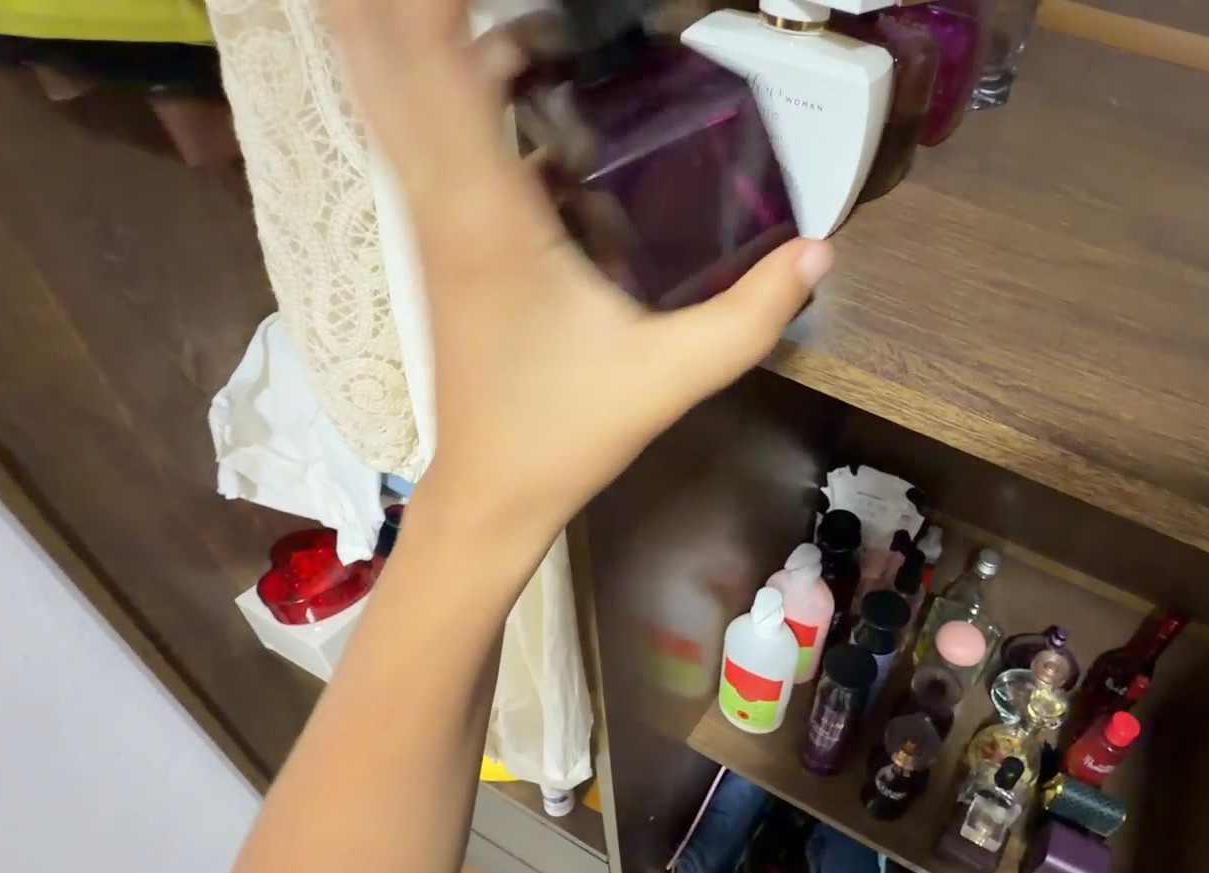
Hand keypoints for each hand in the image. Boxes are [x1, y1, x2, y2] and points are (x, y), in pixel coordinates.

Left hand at [324, 0, 832, 546]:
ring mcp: (430, 223)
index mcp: (492, 220)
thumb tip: (818, 251)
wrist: (492, 489)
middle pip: (389, 61)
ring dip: (410, 33)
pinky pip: (418, 138)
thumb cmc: (569, 432)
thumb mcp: (673, 376)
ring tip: (478, 14)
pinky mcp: (440, 245)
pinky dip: (432, 84)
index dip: (446, 8)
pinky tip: (493, 74)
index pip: (447, 69)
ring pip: (392, 94)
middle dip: (407, 8)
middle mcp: (441, 203)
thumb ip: (750, 316)